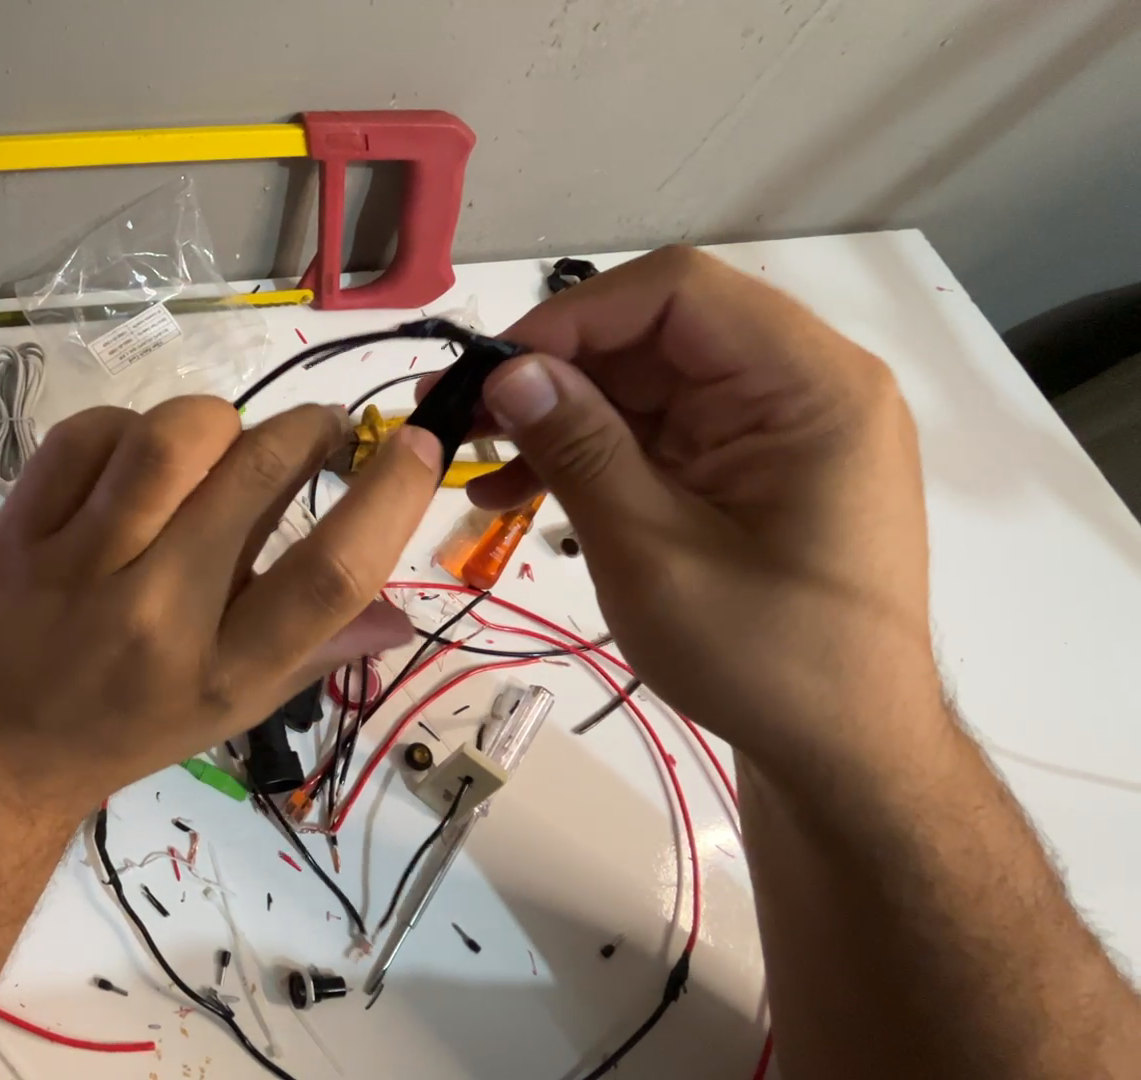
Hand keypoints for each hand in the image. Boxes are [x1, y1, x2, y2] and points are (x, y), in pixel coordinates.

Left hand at [0, 396, 441, 817]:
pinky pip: (90, 432)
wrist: (12, 749)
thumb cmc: (140, 725)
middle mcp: (154, 615)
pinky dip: (131, 427)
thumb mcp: (237, 705)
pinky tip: (138, 462)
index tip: (417, 446)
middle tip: (318, 431)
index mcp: (223, 670)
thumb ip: (322, 650)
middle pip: (253, 477)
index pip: (328, 576)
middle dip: (306, 429)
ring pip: (169, 437)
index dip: (390, 498)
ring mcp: (75, 566)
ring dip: (217, 423)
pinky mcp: (19, 531)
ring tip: (220, 448)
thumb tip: (408, 610)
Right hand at [445, 247, 943, 771]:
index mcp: (806, 388)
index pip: (678, 293)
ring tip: (468, 454)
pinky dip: (572, 453)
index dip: (571, 319)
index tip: (489, 373)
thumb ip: (582, 451)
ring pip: (631, 383)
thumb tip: (507, 374)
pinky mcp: (727, 464)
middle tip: (454, 413)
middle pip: (647, 335)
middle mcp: (789, 387)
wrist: (834, 746)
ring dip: (547, 414)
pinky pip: (637, 432)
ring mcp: (757, 427)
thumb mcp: (653, 553)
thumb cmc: (764, 659)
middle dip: (544, 369)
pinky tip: (510, 491)